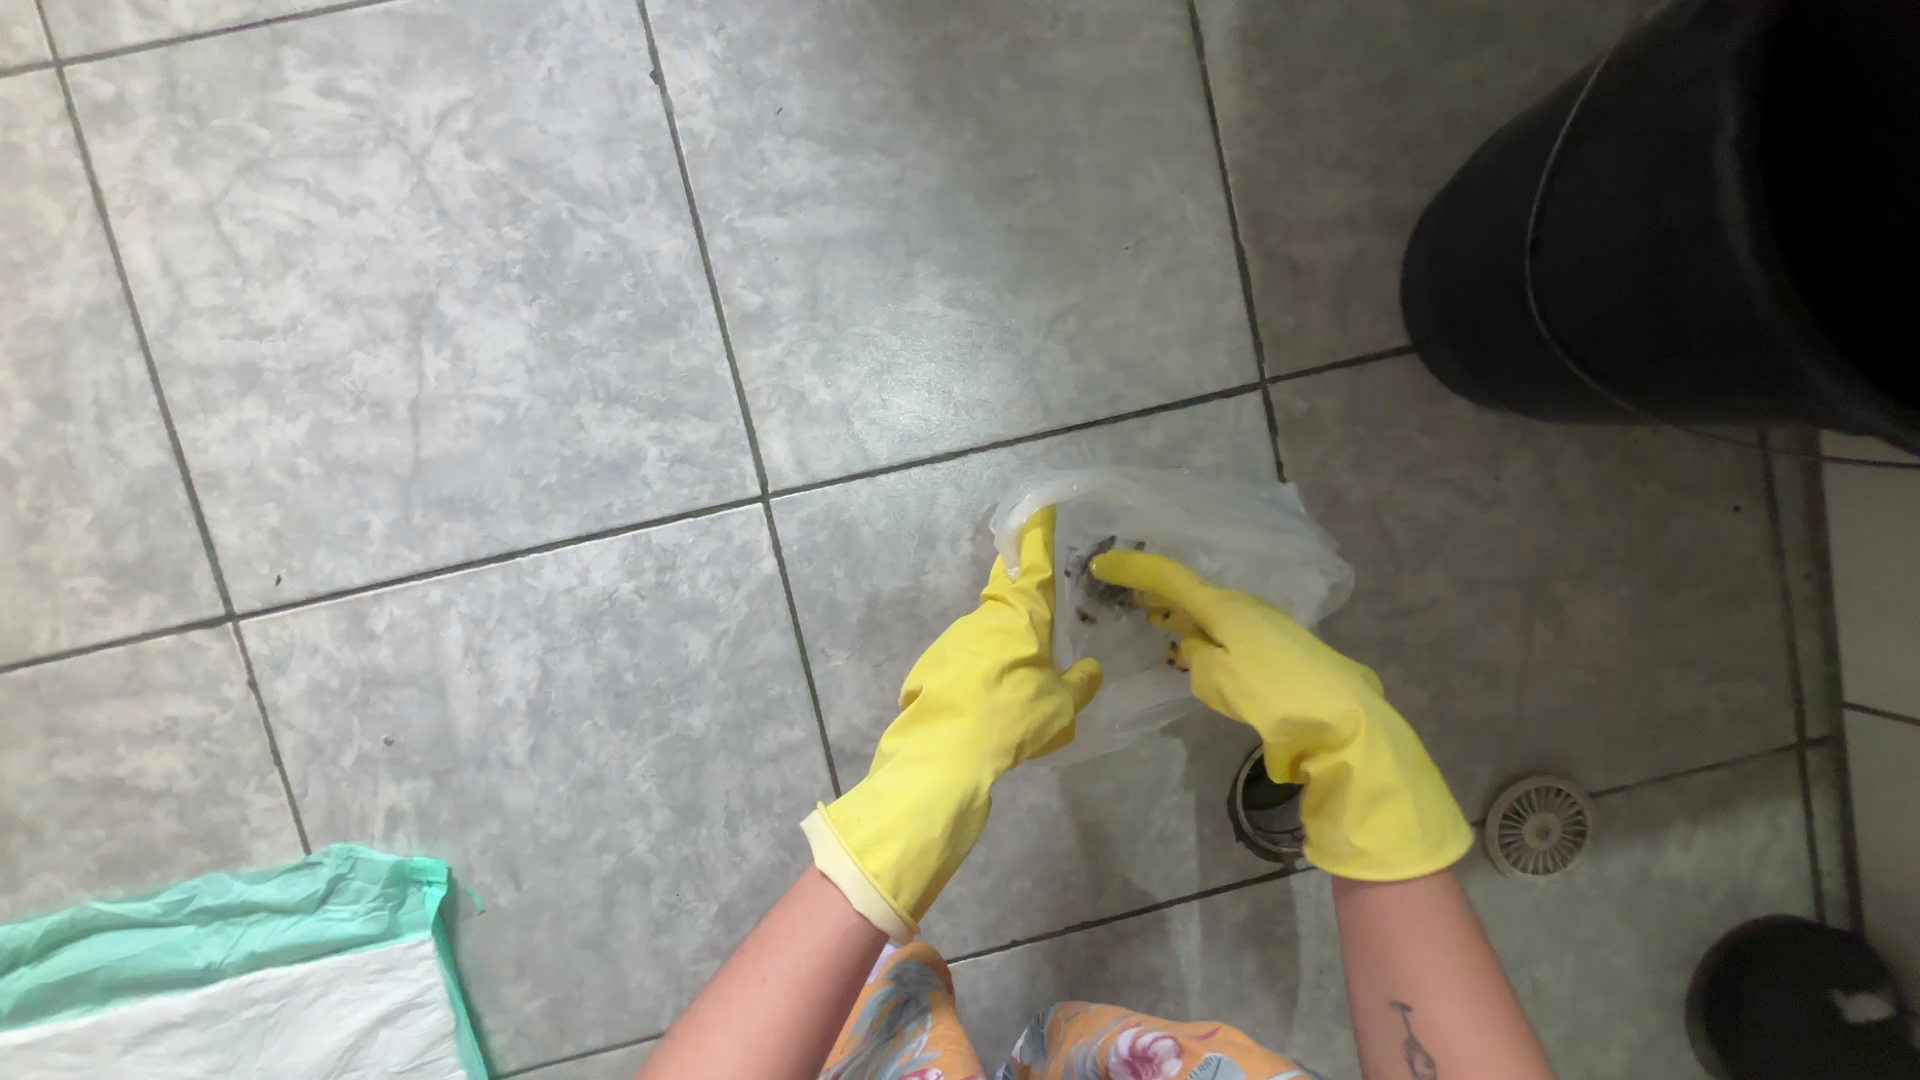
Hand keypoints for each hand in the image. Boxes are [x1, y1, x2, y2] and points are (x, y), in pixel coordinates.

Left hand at [802, 507, 1102, 939]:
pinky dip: (976, 675)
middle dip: (1019, 594)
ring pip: (984, 633)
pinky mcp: (930, 664)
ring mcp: (953, 639)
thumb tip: (1090, 670)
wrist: (945, 752)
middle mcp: (984, 618)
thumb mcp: (1063, 707)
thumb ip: (1080, 685)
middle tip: (1033, 608)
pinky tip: (983, 707)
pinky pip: (962, 662)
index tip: (1038, 507)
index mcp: (1021, 617)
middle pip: (1005, 594)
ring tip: (1012, 689)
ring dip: (999, 649)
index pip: (1034, 565)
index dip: (1038, 535)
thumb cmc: (1014, 718)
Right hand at [1090, 550, 1470, 881]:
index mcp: (1226, 607)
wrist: (1348, 723)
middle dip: (1159, 593)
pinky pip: (1231, 630)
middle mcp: (1248, 606)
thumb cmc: (1274, 695)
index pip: (1170, 578)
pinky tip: (1200, 649)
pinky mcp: (1284, 648)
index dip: (1134, 569)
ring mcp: (1270, 625)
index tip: (1101, 563)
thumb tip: (1198, 648)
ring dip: (1184, 614)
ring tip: (1158, 622)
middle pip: (1193, 592)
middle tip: (1128, 597)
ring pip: (1213, 612)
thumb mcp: (1217, 680)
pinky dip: (1207, 632)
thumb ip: (1196, 659)